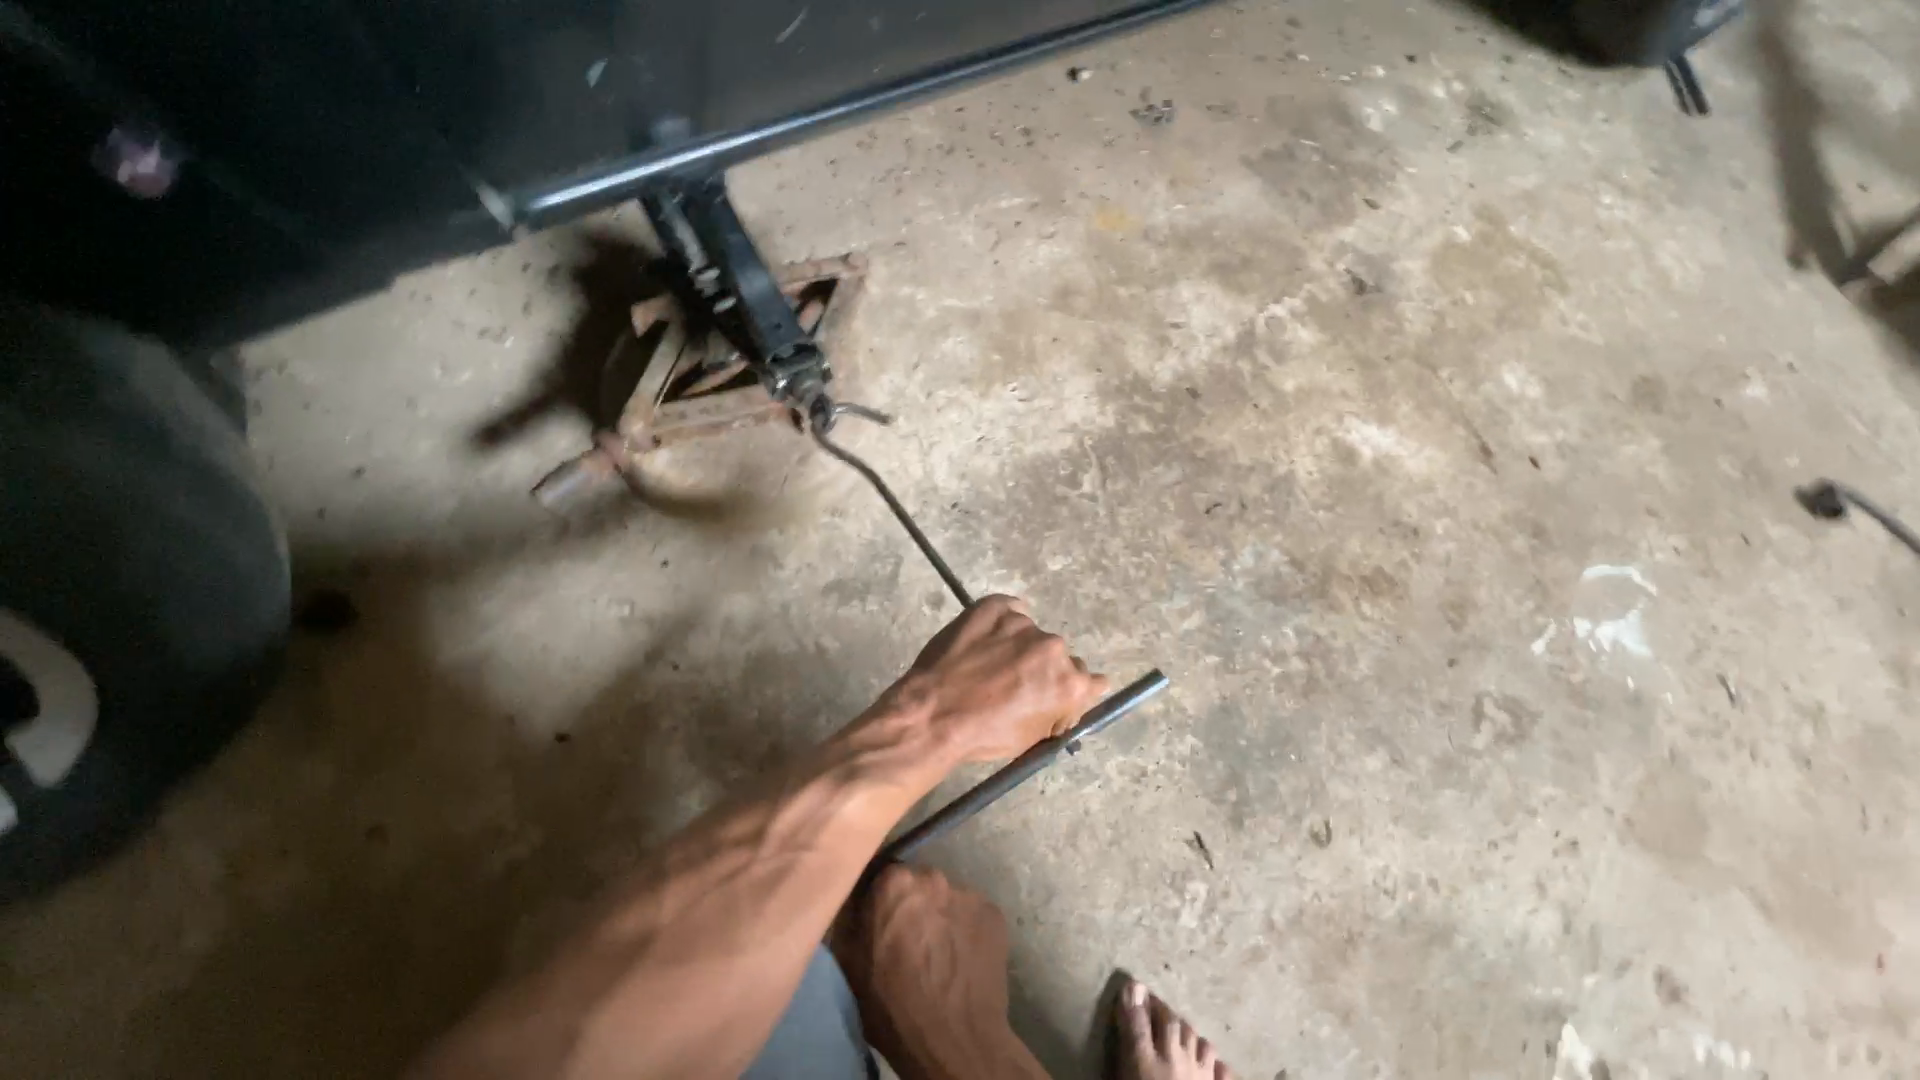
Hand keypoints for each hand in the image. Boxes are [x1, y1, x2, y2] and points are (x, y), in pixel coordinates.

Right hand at [832, 864, 1022, 1079]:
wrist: (955, 1041)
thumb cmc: (894, 1006)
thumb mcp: (850, 964)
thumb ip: (848, 918)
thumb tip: (851, 897)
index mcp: (894, 883)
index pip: (882, 877)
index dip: (881, 903)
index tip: (880, 926)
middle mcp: (932, 877)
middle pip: (918, 885)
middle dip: (912, 907)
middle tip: (909, 943)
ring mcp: (968, 893)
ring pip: (946, 900)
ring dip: (940, 918)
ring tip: (939, 956)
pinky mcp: (994, 913)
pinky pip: (972, 915)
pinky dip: (965, 931)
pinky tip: (961, 960)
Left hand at [886, 595, 1108, 764]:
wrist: (933, 713)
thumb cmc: (984, 735)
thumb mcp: (1033, 738)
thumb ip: (1059, 712)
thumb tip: (1065, 702)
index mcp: (1071, 684)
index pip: (1091, 681)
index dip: (1069, 691)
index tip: (1049, 695)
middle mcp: (1055, 648)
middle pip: (1059, 656)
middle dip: (1042, 667)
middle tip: (1013, 682)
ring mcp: (1023, 624)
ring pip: (1031, 633)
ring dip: (1019, 645)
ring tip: (988, 662)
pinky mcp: (995, 606)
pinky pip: (1010, 609)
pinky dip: (1002, 622)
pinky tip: (984, 638)